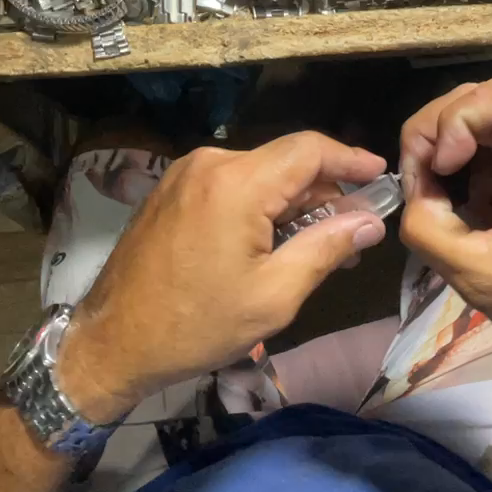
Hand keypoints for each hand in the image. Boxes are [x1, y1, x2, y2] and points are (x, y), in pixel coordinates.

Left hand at [57, 132, 389, 422]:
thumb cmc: (196, 325)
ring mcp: (185, 174)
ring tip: (318, 244)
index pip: (308, 150)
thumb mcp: (273, 295)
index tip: (380, 174)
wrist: (111, 342)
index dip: (350, 158)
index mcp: (236, 182)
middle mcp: (209, 163)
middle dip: (324, 192)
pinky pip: (230, 184)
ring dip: (291, 203)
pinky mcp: (171, 190)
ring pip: (258, 174)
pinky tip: (274, 240)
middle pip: (284, 162)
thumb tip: (370, 222)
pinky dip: (259, 205)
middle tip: (354, 232)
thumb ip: (326, 248)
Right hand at [398, 76, 491, 379]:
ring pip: (490, 115)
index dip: (451, 123)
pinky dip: (471, 160)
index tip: (438, 172)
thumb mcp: (479, 277)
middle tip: (421, 183)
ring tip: (438, 195)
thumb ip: (428, 228)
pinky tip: (466, 200)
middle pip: (486, 98)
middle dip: (440, 133)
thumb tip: (411, 193)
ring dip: (452, 147)